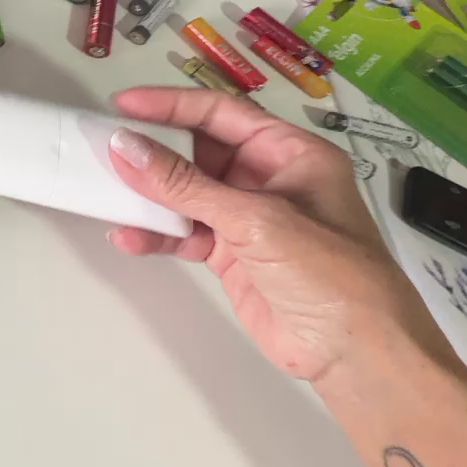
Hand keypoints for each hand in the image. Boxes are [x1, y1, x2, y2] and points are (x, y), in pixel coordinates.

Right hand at [105, 88, 451, 386]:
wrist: (361, 362)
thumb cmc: (329, 275)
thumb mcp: (254, 220)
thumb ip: (182, 183)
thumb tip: (122, 145)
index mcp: (289, 154)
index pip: (220, 113)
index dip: (170, 104)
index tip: (121, 104)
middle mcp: (265, 178)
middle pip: (194, 149)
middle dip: (150, 149)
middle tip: (104, 144)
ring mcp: (246, 217)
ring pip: (181, 190)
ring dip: (145, 193)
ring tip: (106, 191)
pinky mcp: (229, 252)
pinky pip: (180, 230)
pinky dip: (153, 232)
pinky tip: (128, 238)